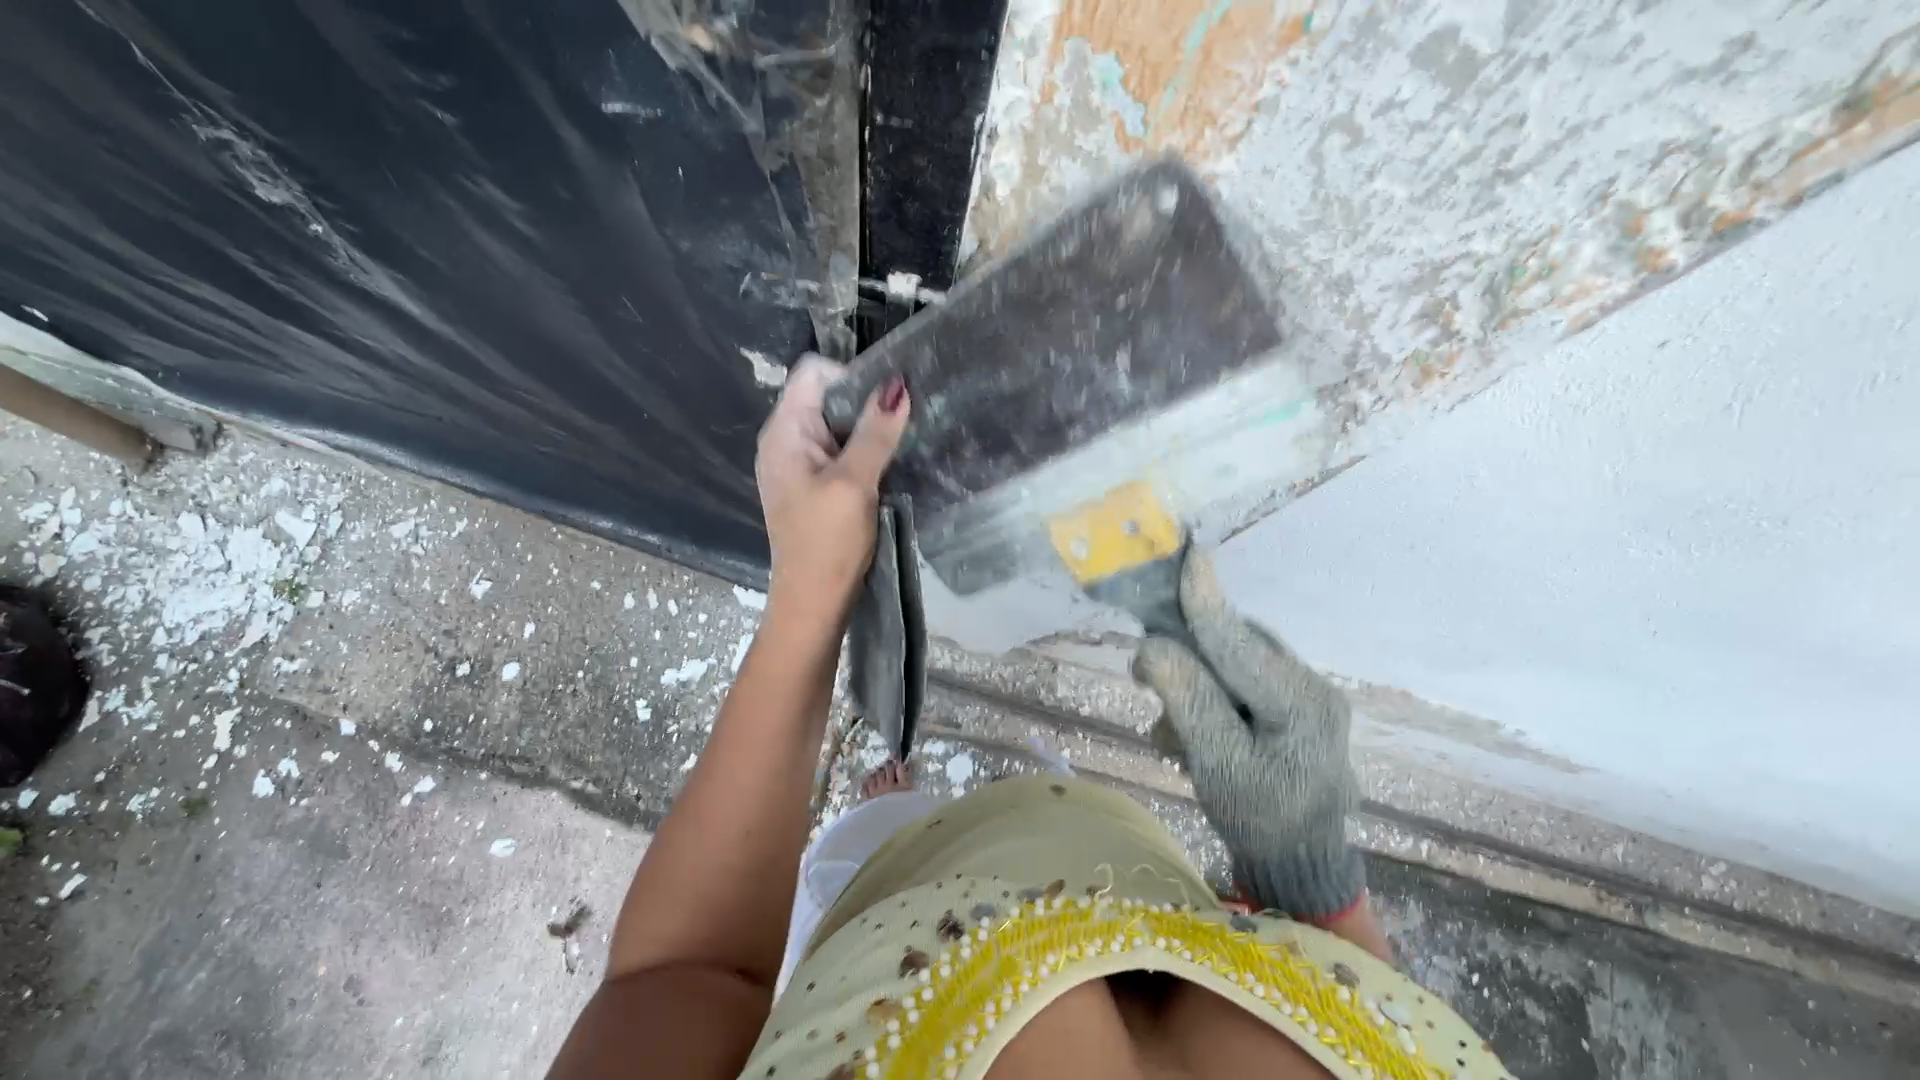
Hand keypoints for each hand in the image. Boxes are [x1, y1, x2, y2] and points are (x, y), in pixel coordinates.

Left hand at [755, 354, 909, 624]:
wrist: (813, 604)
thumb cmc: (827, 542)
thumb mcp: (854, 483)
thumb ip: (876, 432)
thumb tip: (898, 385)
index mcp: (784, 432)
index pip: (813, 372)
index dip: (852, 375)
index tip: (886, 402)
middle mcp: (786, 441)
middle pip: (828, 396)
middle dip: (866, 402)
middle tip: (904, 422)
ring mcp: (799, 466)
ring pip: (839, 426)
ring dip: (869, 431)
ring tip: (902, 445)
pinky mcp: (815, 488)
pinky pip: (841, 454)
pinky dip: (864, 454)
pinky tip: (887, 469)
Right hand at [1131, 552, 1364, 920]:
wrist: (1300, 861)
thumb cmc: (1260, 816)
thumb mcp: (1218, 763)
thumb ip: (1188, 699)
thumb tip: (1152, 645)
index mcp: (1301, 700)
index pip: (1237, 641)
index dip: (1205, 598)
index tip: (1189, 550)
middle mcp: (1309, 685)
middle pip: (1231, 646)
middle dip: (1186, 656)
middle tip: (1144, 678)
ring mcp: (1305, 695)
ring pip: (1231, 664)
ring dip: (1193, 686)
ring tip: (1176, 735)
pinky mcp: (1294, 706)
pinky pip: (1240, 683)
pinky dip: (1209, 701)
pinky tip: (1195, 737)